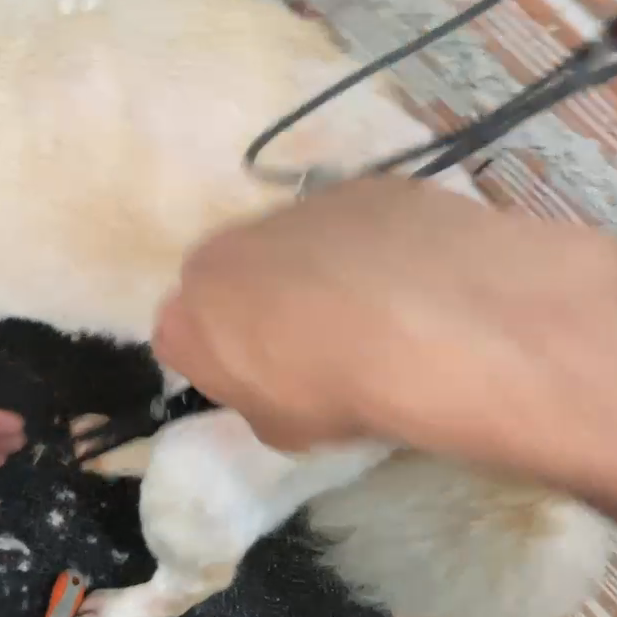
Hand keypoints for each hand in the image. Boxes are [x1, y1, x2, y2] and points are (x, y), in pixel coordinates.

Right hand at [150, 177, 616, 451]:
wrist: (435, 325)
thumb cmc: (333, 392)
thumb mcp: (278, 430)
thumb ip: (256, 401)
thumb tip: (277, 388)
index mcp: (182, 321)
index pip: (181, 339)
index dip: (218, 361)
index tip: (255, 379)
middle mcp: (218, 255)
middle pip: (225, 281)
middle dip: (253, 306)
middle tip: (305, 343)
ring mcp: (287, 212)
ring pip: (284, 246)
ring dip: (309, 272)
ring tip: (368, 309)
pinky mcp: (357, 186)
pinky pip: (348, 222)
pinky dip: (367, 245)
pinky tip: (406, 278)